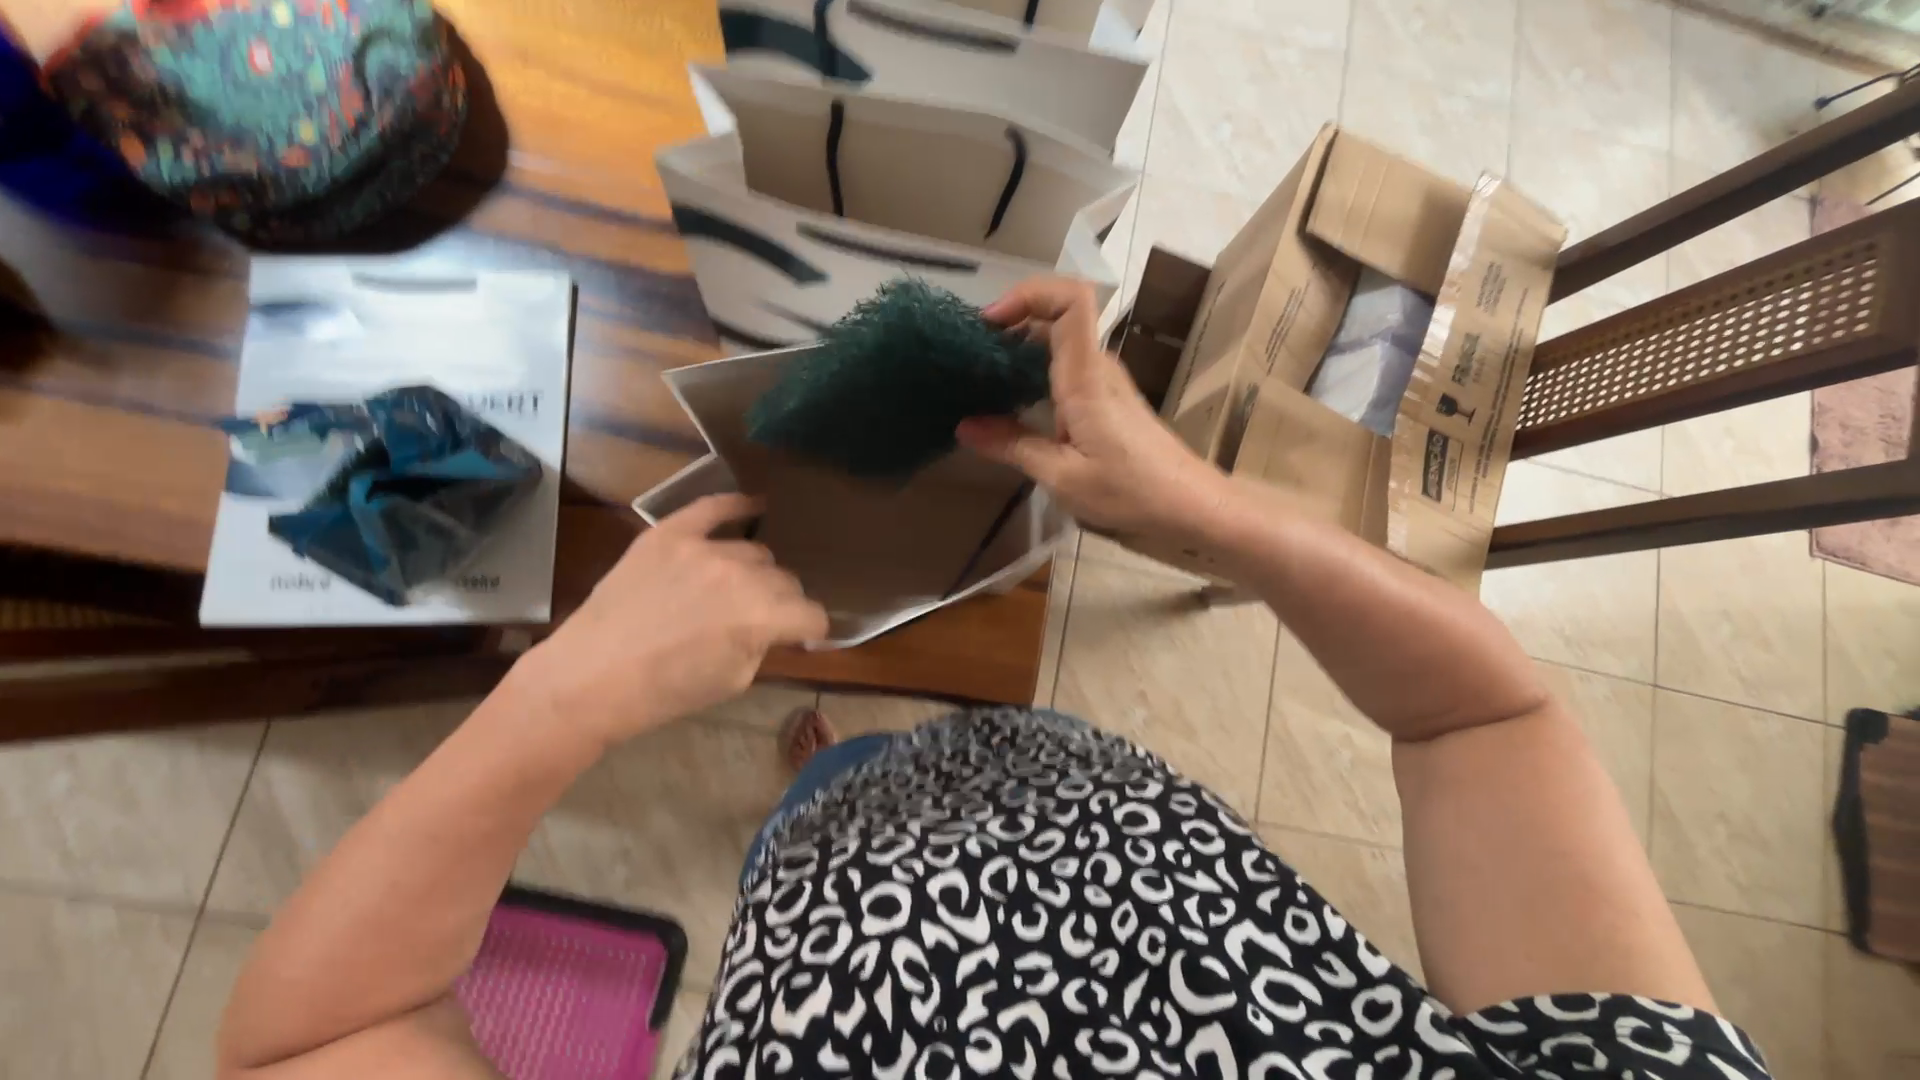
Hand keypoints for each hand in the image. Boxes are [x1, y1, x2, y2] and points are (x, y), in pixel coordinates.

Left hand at [517, 495, 827, 749]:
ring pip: (755, 551)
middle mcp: (740, 575)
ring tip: (733, 590)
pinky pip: (714, 507)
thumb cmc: (665, 692)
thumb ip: (766, 644)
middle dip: (782, 603)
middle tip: (760, 620)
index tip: (804, 638)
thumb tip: (779, 628)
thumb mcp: (735, 680)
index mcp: (762, 617)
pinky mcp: (669, 535)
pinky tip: (754, 504)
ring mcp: (703, 549)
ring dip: (754, 573)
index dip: (812, 631)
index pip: (811, 614)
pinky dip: (737, 505)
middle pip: (786, 580)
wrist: (590, 678)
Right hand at [956, 278, 1231, 544]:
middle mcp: (1098, 367)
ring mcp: (1106, 380)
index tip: (989, 322)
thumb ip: (1013, 447)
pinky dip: (1035, 369)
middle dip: (1012, 321)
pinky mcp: (1108, 398)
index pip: (1070, 300)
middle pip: (1058, 315)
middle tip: (970, 353)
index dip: (1028, 294)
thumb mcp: (1062, 477)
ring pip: (1061, 340)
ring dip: (1021, 346)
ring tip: (982, 374)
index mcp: (1086, 377)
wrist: (1189, 505)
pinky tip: (1013, 399)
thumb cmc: (1129, 492)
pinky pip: (1066, 365)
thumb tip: (965, 426)